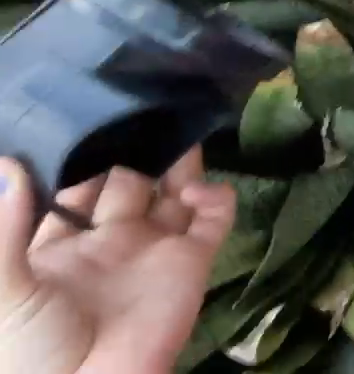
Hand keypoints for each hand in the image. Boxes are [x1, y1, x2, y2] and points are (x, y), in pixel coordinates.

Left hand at [0, 151, 235, 373]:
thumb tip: (9, 162)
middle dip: (135, 156)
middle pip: (129, 185)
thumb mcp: (5, 291)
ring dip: (180, 167)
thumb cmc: (30, 346)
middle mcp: (110, 241)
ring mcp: (156, 248)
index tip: (91, 129)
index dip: (82, 165)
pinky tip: (196, 193)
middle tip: (145, 123)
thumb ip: (7, 230)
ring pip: (176, 192)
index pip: (72, 194)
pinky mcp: (195, 257)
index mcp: (57, 249)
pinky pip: (216, 216)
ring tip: (181, 139)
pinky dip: (214, 197)